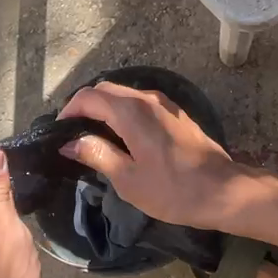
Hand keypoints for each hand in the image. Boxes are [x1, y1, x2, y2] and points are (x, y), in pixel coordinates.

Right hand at [56, 82, 257, 230]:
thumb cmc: (171, 188)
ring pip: (123, 94)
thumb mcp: (127, 179)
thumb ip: (97, 154)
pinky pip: (138, 102)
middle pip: (106, 89)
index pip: (90, 96)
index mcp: (131, 112)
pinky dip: (121, 111)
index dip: (69, 110)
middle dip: (85, 105)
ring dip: (103, 107)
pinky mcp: (172, 112)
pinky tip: (118, 135)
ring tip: (91, 135)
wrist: (219, 188)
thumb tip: (70, 142)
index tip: (58, 132)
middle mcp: (146, 98)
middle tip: (71, 134)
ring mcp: (162, 102)